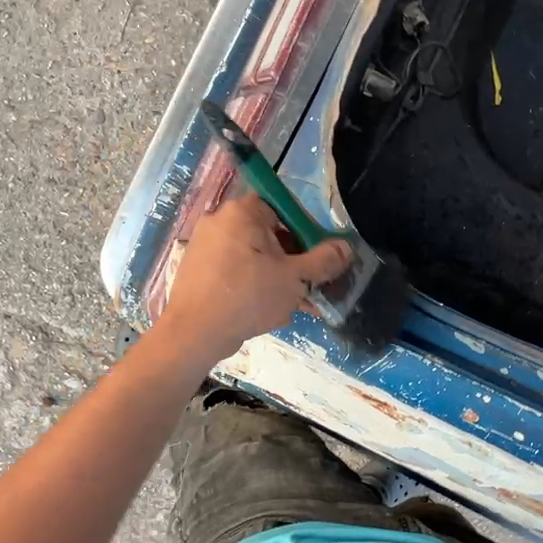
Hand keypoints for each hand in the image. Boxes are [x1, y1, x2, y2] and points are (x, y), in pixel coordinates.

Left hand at [160, 194, 352, 362]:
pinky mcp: (199, 271)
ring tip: (296, 306)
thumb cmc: (249, 295)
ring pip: (255, 258)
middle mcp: (220, 221)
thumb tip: (346, 248)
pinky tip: (270, 312)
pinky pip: (236, 272)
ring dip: (278, 279)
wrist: (195, 332)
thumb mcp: (295, 278)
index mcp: (242, 212)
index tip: (319, 260)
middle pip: (270, 236)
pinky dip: (255, 286)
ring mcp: (206, 247)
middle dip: (294, 262)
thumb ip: (324, 261)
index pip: (284, 210)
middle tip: (311, 287)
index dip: (307, 234)